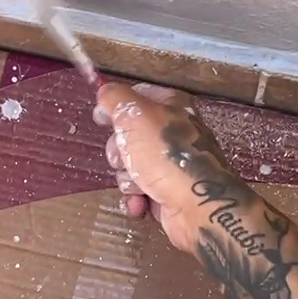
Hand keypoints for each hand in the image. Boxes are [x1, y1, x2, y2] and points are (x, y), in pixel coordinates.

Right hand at [95, 82, 247, 251]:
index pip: (138, 97)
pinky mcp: (169, 195)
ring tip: (140, 184)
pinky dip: (136, 200)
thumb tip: (105, 92)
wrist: (196, 205)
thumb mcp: (135, 115)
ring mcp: (172, 167)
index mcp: (172, 108)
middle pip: (129, 138)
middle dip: (118, 152)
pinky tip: (141, 203)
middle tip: (124, 158)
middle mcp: (174, 135)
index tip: (101, 118)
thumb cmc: (166, 155)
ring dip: (127, 179)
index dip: (116, 107)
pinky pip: (139, 194)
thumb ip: (116, 98)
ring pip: (130, 168)